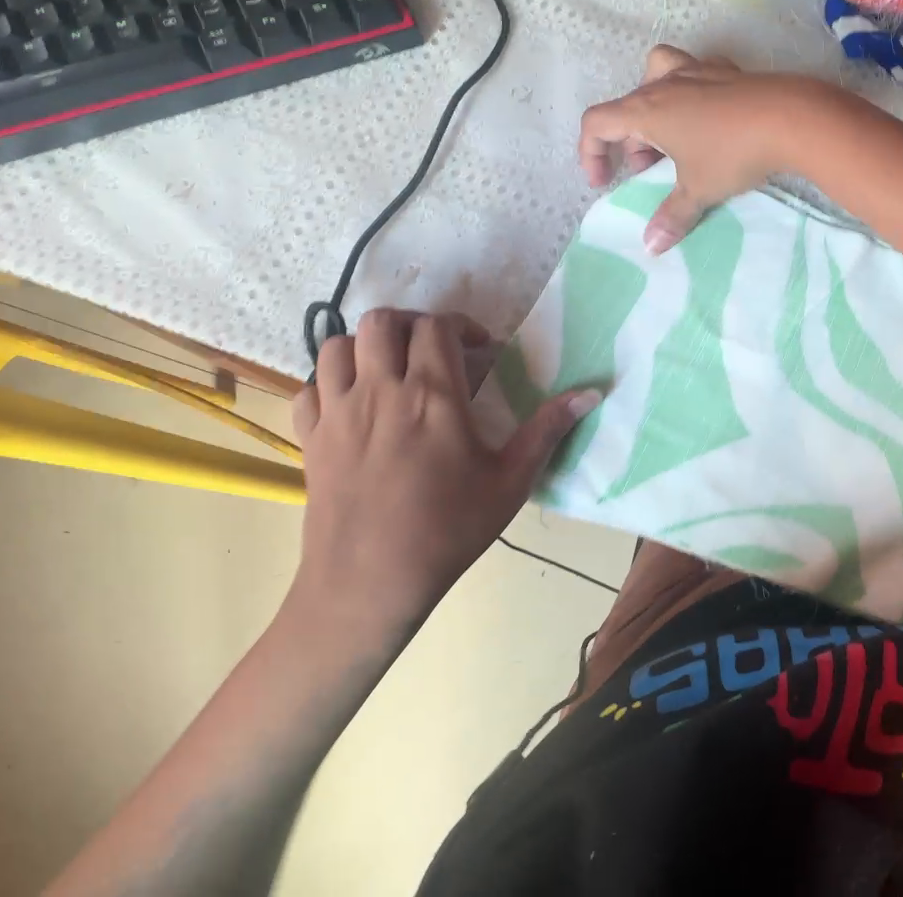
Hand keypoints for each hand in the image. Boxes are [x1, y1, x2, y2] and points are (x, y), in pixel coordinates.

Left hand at [289, 309, 598, 640]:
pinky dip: (332, 380)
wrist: (370, 579)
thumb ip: (548, 429)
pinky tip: (356, 402)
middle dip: (413, 324)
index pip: (436, 328)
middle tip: (437, 349)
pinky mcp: (310, 436)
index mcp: (433, 395)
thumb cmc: (450, 528)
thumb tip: (591, 393)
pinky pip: (310, 386)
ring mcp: (336, 411)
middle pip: (382, 322)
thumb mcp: (512, 480)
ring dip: (367, 346)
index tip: (481, 350)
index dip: (462, 326)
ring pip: (336, 345)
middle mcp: (379, 390)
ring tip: (394, 369)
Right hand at [579, 44, 840, 253]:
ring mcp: (698, 70)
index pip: (597, 123)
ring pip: (658, 77)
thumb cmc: (733, 153)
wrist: (790, 117)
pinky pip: (696, 75)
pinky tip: (710, 117)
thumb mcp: (700, 189)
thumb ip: (673, 215)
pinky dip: (692, 94)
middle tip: (652, 172)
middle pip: (629, 106)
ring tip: (675, 139)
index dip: (590, 152)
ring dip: (656, 108)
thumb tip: (651, 245)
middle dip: (631, 141)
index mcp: (646, 109)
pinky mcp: (729, 71)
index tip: (603, 182)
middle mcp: (665, 83)